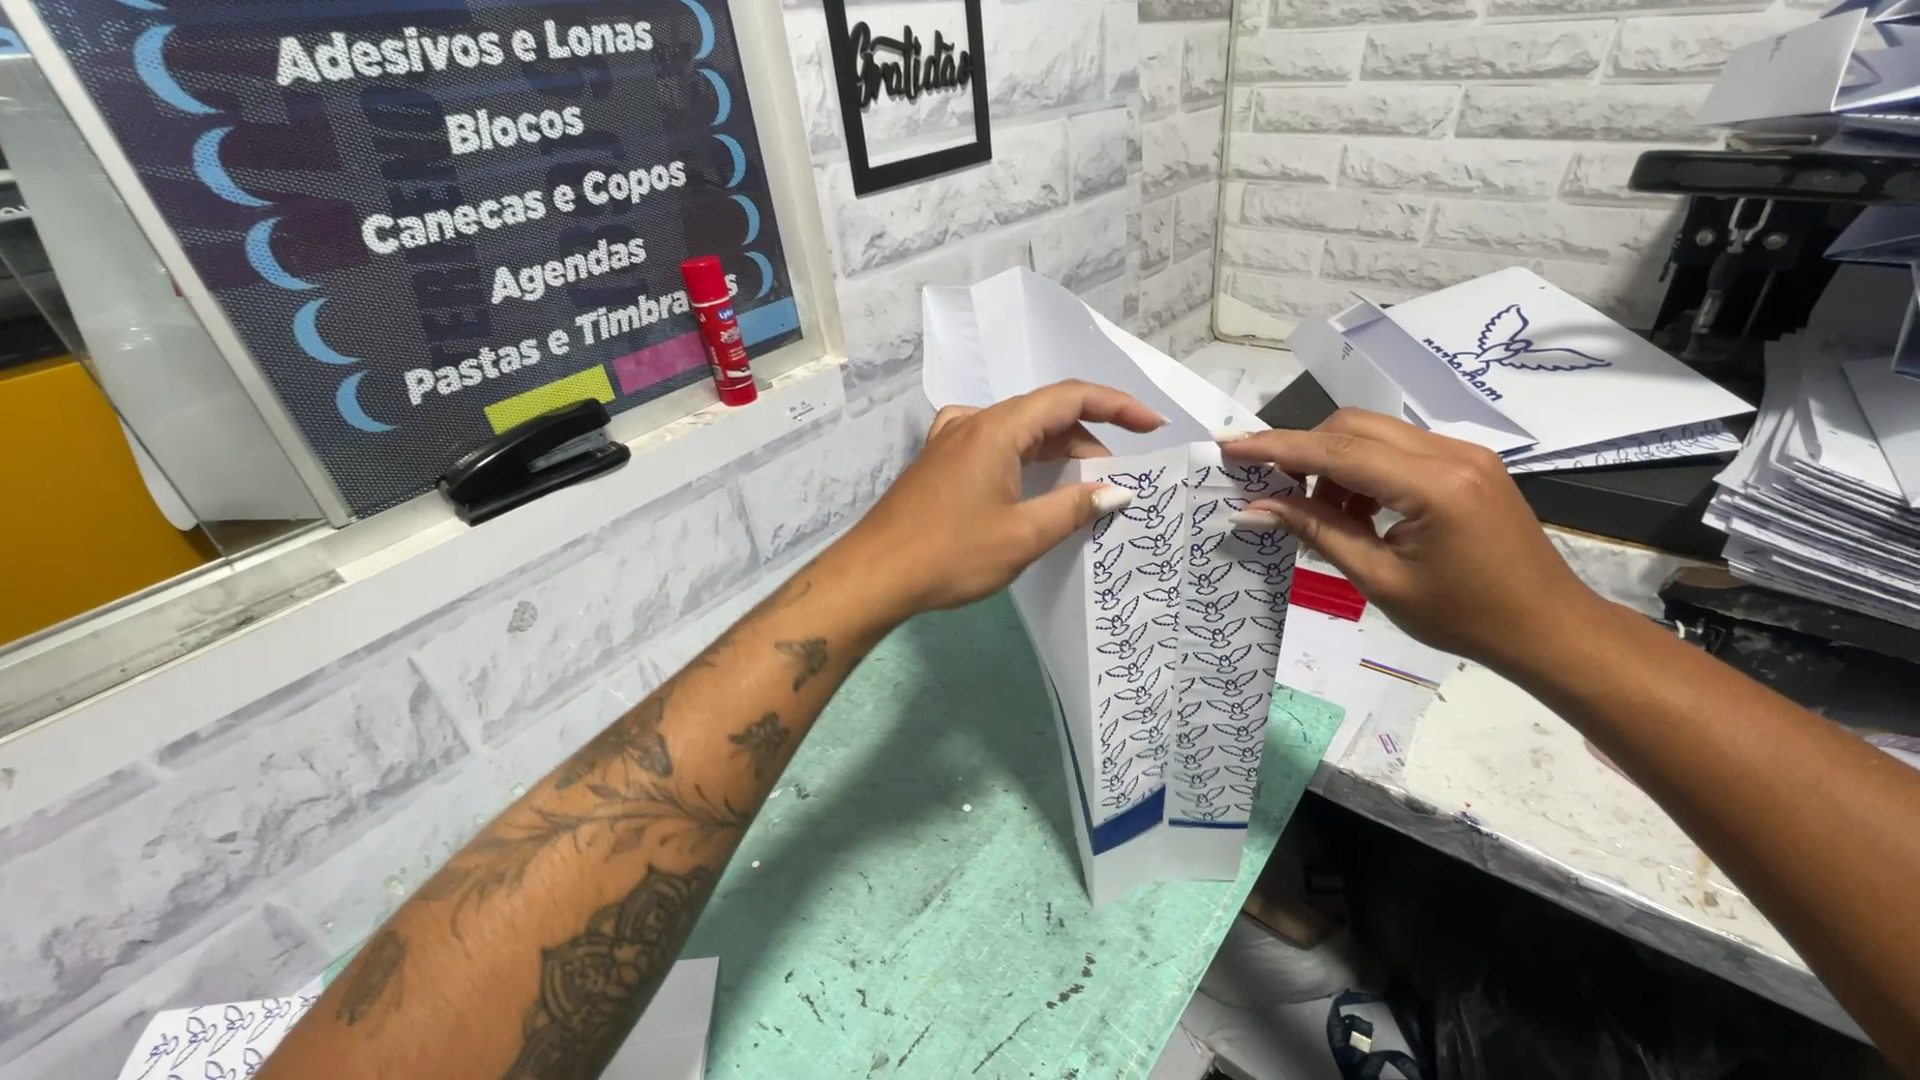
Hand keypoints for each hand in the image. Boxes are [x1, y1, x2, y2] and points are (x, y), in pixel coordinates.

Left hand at [837, 380, 1163, 617]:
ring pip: (1019, 432)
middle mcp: (973, 422)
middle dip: (1088, 441)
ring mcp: (951, 440)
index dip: (1118, 406)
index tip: (1152, 426)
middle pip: (1045, 415)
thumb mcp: (1022, 535)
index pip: (1070, 398)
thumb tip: (1117, 492)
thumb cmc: (950, 554)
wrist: (874, 575)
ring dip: (1056, 453)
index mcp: (997, 428)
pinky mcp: (939, 462)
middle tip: (1116, 481)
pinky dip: (1024, 460)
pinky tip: (1031, 484)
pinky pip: (994, 446)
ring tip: (1084, 488)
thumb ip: (1074, 508)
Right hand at [1221, 408, 1600, 666]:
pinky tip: (1360, 513)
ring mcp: (1464, 453)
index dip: (1277, 448)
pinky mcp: (1468, 463)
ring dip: (1333, 464)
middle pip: (1353, 426)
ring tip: (1324, 516)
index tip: (1231, 449)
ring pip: (1373, 434)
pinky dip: (1363, 471)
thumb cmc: (1465, 618)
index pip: (1337, 452)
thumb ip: (1317, 532)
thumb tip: (1255, 509)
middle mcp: (1452, 453)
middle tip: (1273, 492)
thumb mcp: (1380, 580)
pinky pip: (1398, 449)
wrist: (1549, 628)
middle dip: (1304, 451)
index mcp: (1435, 486)